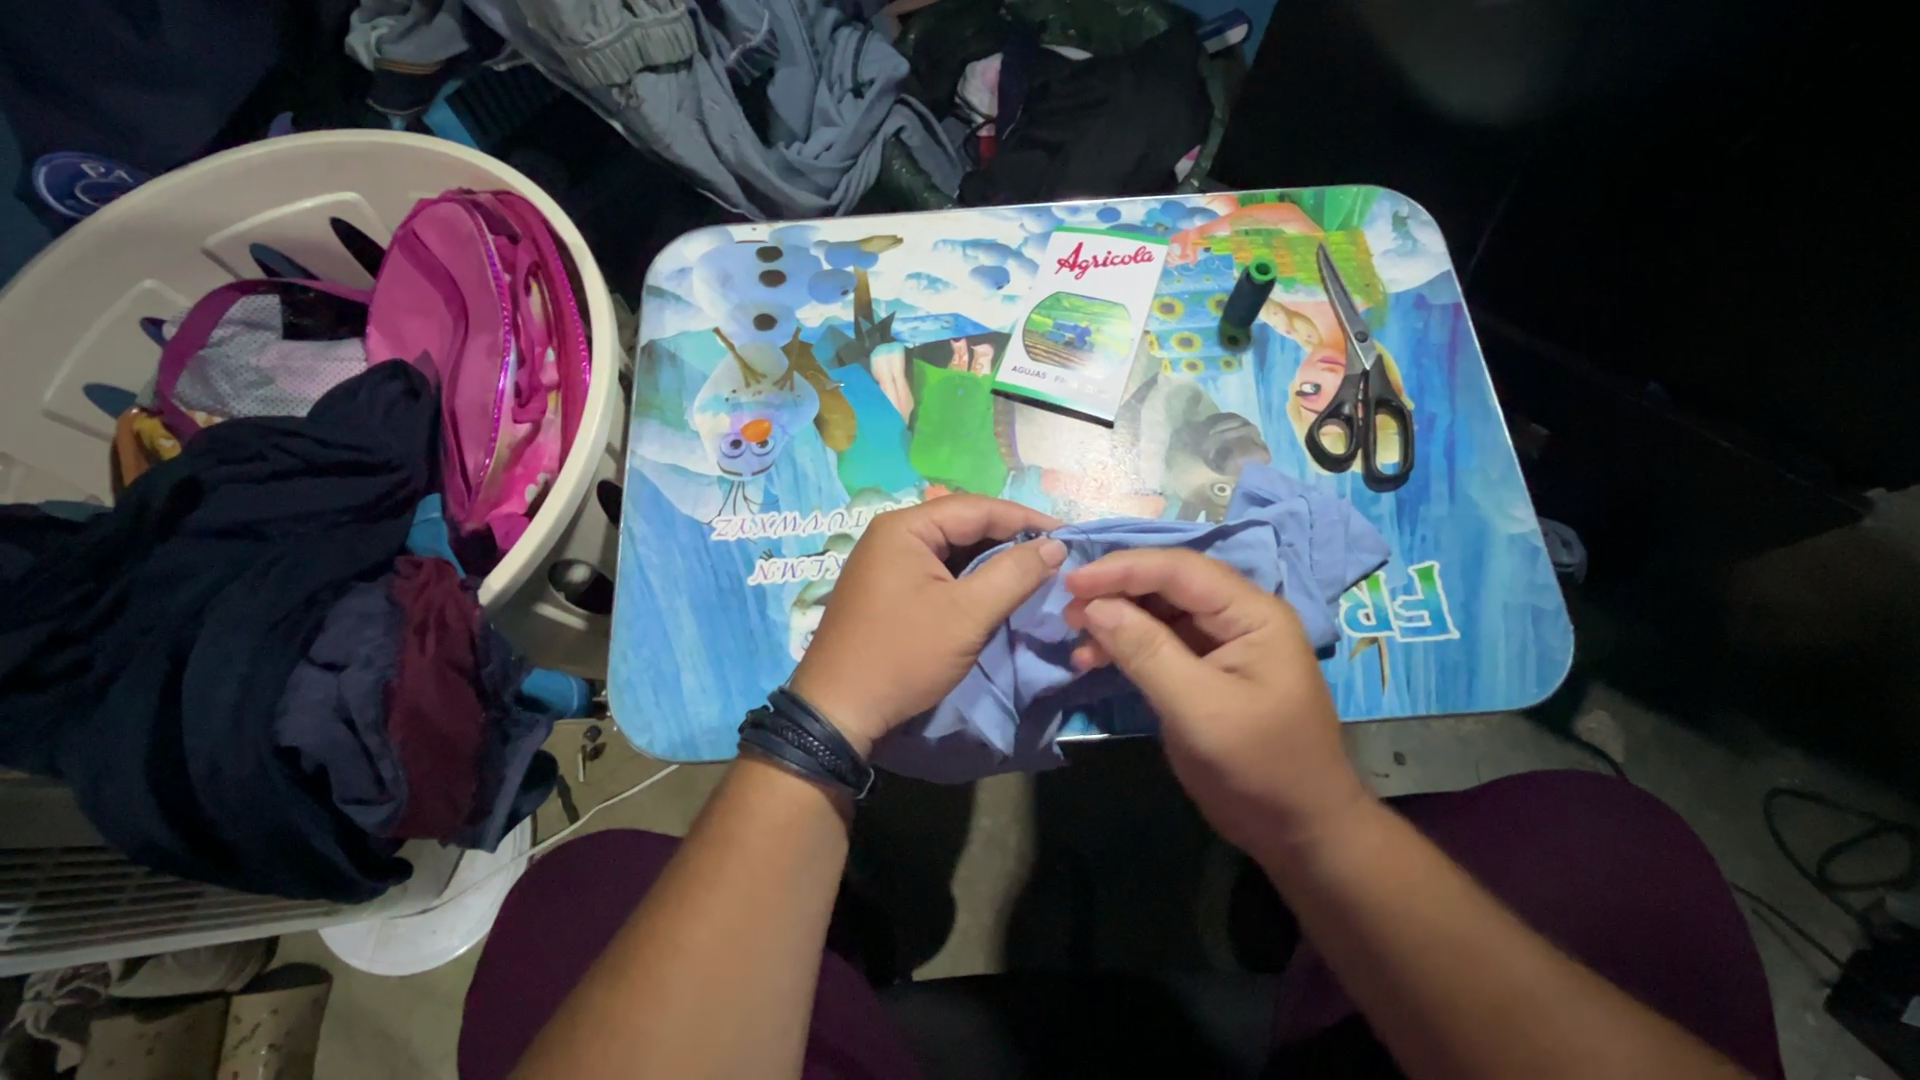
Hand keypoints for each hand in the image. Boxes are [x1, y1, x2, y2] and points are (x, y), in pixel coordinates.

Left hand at [790, 496, 1065, 756]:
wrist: (838, 711)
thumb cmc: (903, 656)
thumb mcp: (967, 615)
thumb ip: (1014, 574)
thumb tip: (1055, 546)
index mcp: (906, 527)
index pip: (977, 508)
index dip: (1026, 518)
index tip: (1068, 535)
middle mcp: (892, 535)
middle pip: (963, 524)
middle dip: (1010, 538)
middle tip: (1055, 555)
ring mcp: (886, 562)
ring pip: (952, 549)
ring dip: (992, 560)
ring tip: (1034, 571)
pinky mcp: (888, 589)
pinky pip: (937, 571)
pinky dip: (969, 578)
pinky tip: (996, 590)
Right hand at [1062, 549, 1370, 857]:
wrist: (1298, 829)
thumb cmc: (1259, 766)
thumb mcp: (1199, 709)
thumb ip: (1147, 652)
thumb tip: (1094, 606)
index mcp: (1253, 614)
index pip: (1181, 570)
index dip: (1123, 569)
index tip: (1071, 582)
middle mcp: (1237, 618)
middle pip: (1167, 585)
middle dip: (1115, 592)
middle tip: (1067, 613)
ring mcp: (1220, 645)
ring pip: (1158, 613)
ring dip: (1115, 621)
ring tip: (1077, 641)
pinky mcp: (1202, 672)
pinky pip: (1158, 643)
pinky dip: (1124, 647)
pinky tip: (1094, 660)